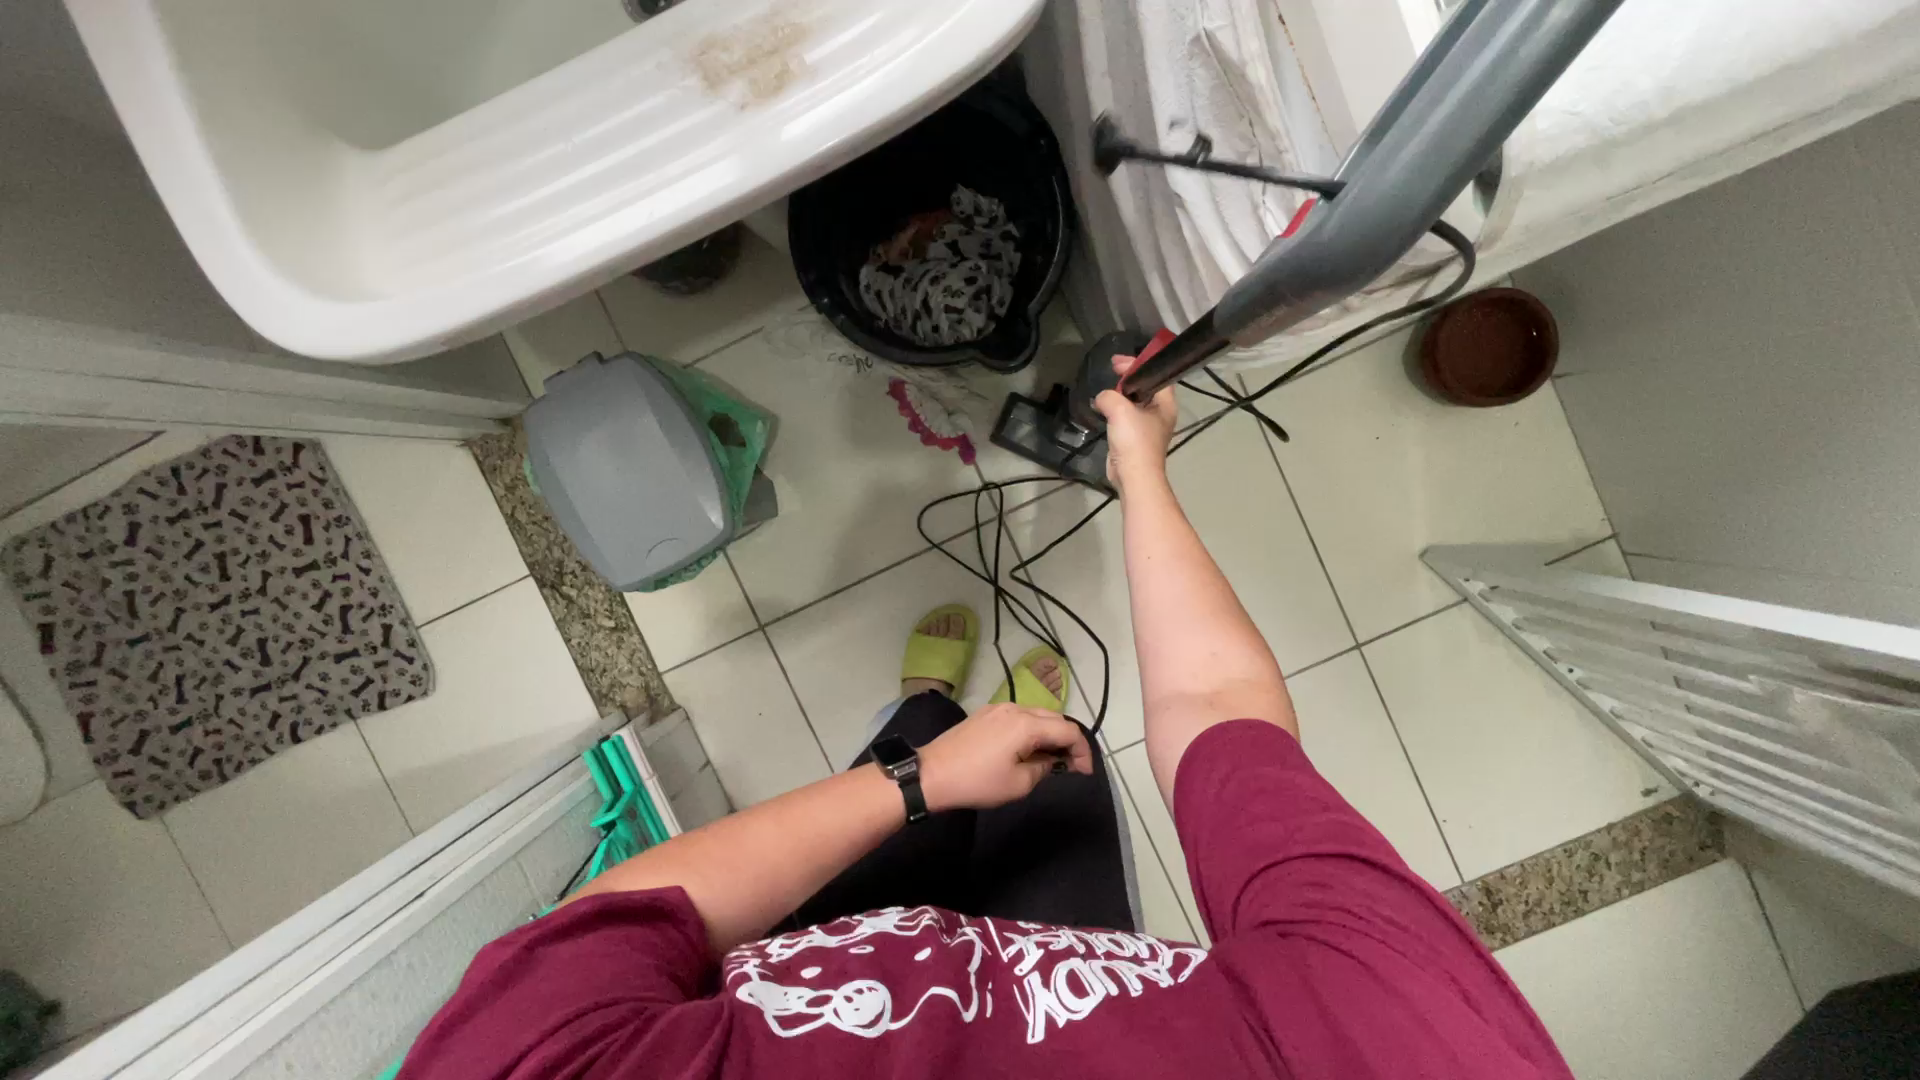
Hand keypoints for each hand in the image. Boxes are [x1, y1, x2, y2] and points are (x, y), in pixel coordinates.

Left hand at [914, 703, 1093, 811]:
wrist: (932, 774)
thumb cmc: (977, 781)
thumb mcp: (1018, 784)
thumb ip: (1044, 768)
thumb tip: (1052, 761)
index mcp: (1026, 724)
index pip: (1068, 730)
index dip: (1082, 751)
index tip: (1084, 772)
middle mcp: (1015, 708)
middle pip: (1054, 718)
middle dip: (1068, 740)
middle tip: (1072, 766)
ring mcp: (998, 708)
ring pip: (1037, 715)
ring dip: (1049, 734)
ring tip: (1052, 759)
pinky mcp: (985, 714)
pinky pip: (1019, 717)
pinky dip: (1031, 730)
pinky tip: (1028, 749)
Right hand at [1093, 353, 1177, 490]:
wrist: (1133, 476)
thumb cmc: (1134, 440)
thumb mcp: (1120, 410)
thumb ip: (1109, 396)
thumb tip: (1101, 398)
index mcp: (1165, 404)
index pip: (1156, 375)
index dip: (1138, 364)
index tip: (1117, 363)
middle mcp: (1160, 413)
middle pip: (1144, 388)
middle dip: (1127, 379)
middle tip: (1111, 372)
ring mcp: (1148, 427)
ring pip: (1134, 403)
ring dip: (1120, 397)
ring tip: (1105, 392)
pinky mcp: (1135, 438)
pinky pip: (1126, 418)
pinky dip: (1115, 412)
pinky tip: (1104, 410)